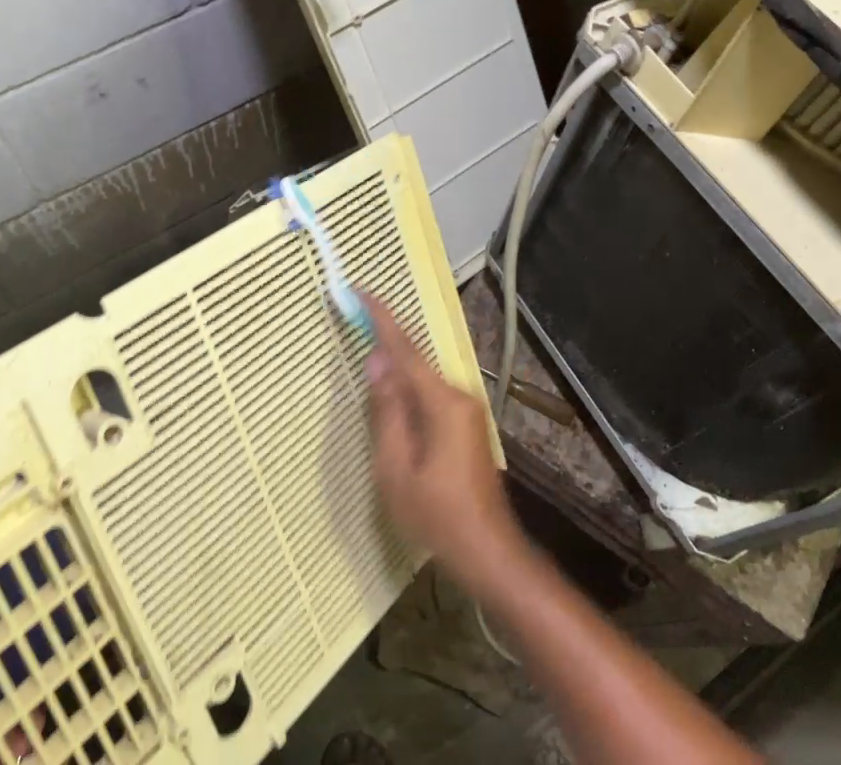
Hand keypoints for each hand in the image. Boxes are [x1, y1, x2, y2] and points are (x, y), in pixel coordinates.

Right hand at [363, 296, 522, 586]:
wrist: (488, 551)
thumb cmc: (436, 515)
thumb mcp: (395, 467)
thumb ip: (386, 411)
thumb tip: (378, 361)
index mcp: (443, 403)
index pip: (406, 350)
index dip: (381, 318)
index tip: (358, 290)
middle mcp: (460, 396)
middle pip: (415, 360)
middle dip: (385, 338)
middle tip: (352, 317)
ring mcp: (467, 411)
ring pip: (422, 379)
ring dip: (395, 365)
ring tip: (363, 349)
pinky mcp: (466, 426)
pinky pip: (430, 395)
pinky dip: (407, 386)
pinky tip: (389, 392)